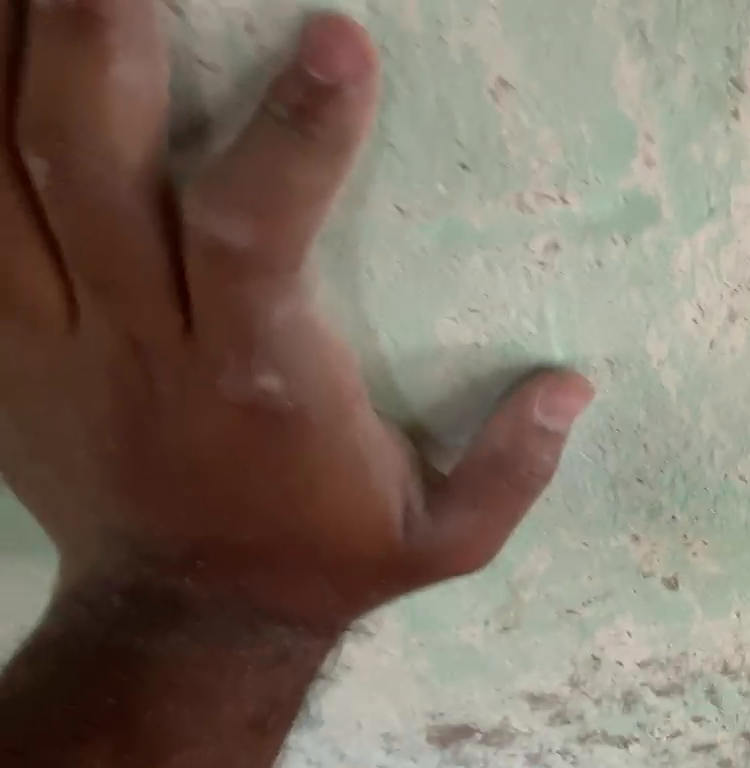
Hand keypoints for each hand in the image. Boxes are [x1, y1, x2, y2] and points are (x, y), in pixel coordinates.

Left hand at [0, 2, 591, 631]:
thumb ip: (517, 466)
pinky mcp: (0, 340)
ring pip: (1, 169)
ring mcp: (51, 336)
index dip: (295, 132)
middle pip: (92, 167)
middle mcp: (146, 343)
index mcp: (266, 381)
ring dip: (16, 58)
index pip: (257, 231)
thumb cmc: (340, 560)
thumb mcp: (457, 539)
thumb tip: (574, 387)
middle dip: (102, 45)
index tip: (341, 41)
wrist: (195, 612)